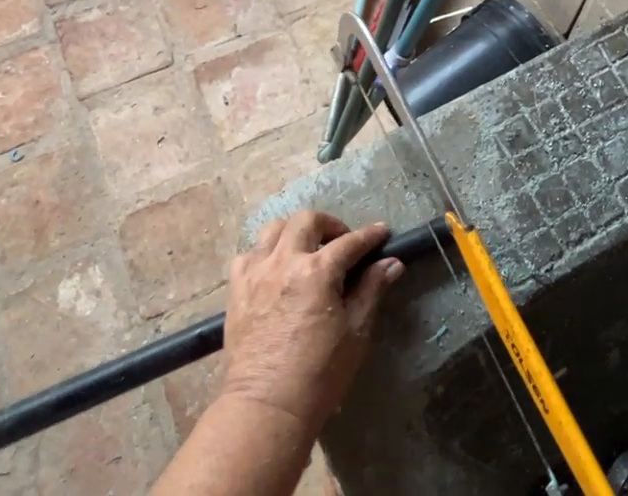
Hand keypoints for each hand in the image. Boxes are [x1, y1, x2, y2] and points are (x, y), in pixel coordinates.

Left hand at [217, 211, 403, 435]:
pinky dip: (264, 253)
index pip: (350, 242)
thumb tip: (391, 263)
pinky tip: (275, 269)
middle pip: (306, 221)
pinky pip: (247, 255)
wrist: (267, 406)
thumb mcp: (356, 332)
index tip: (382, 232)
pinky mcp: (236, 290)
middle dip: (330, 224)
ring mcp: (255, 274)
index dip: (370, 235)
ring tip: (307, 250)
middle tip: (343, 243)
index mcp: (317, 271)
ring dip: (295, 232)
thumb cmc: (320, 373)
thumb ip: (372, 290)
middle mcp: (284, 262)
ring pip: (273, 230)